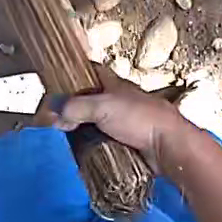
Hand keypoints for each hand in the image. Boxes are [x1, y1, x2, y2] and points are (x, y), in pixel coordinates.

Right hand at [41, 72, 193, 156]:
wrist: (168, 147)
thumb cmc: (139, 119)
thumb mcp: (102, 107)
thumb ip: (75, 107)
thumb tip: (53, 113)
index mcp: (115, 85)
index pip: (91, 71)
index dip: (74, 73)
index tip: (55, 82)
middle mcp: (118, 101)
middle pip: (89, 100)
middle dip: (72, 108)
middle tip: (53, 119)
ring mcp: (123, 123)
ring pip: (94, 122)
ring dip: (80, 129)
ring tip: (62, 136)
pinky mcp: (126, 143)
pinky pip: (101, 141)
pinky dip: (90, 144)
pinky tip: (79, 150)